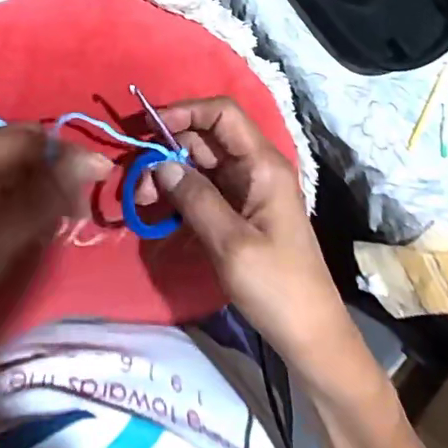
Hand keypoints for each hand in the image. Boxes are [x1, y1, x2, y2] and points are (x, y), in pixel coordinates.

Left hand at [0, 130, 112, 447]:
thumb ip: (40, 199)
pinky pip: (5, 198)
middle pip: (19, 153)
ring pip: (16, 176)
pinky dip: (27, 211)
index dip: (61, 153)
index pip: (20, 139)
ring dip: (43, 195)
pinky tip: (39, 233)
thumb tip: (95, 159)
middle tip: (79, 213)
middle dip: (53, 175)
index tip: (99, 178)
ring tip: (63, 225)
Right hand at [134, 97, 348, 360]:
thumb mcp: (231, 243)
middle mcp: (254, 168)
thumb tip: (160, 164)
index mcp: (262, 164)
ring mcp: (245, 189)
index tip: (149, 128)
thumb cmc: (277, 286)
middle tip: (138, 180)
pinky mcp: (237, 210)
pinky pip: (201, 187)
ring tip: (142, 199)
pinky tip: (158, 209)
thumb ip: (195, 198)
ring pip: (198, 162)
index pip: (223, 113)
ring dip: (168, 173)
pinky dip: (178, 192)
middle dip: (167, 149)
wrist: (309, 336)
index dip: (186, 111)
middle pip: (204, 137)